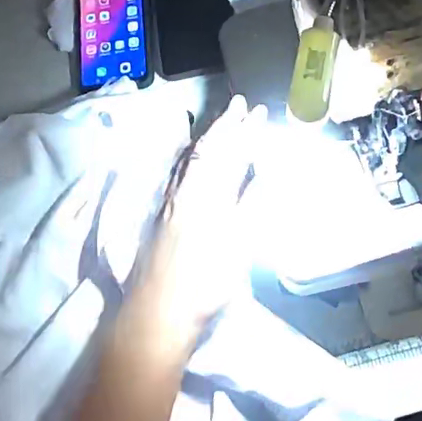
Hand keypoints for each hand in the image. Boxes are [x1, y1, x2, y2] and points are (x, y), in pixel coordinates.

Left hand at [132, 95, 268, 336]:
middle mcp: (185, 193)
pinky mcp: (161, 216)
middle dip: (225, 126)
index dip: (244, 132)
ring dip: (208, 138)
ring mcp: (170, 203)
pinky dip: (191, 157)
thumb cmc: (204, 285)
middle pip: (206, 150)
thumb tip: (264, 172)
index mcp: (207, 197)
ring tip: (220, 124)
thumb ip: (251, 206)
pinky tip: (192, 159)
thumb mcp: (238, 247)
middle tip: (239, 105)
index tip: (257, 111)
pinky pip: (178, 173)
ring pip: (189, 160)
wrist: (157, 315)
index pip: (228, 154)